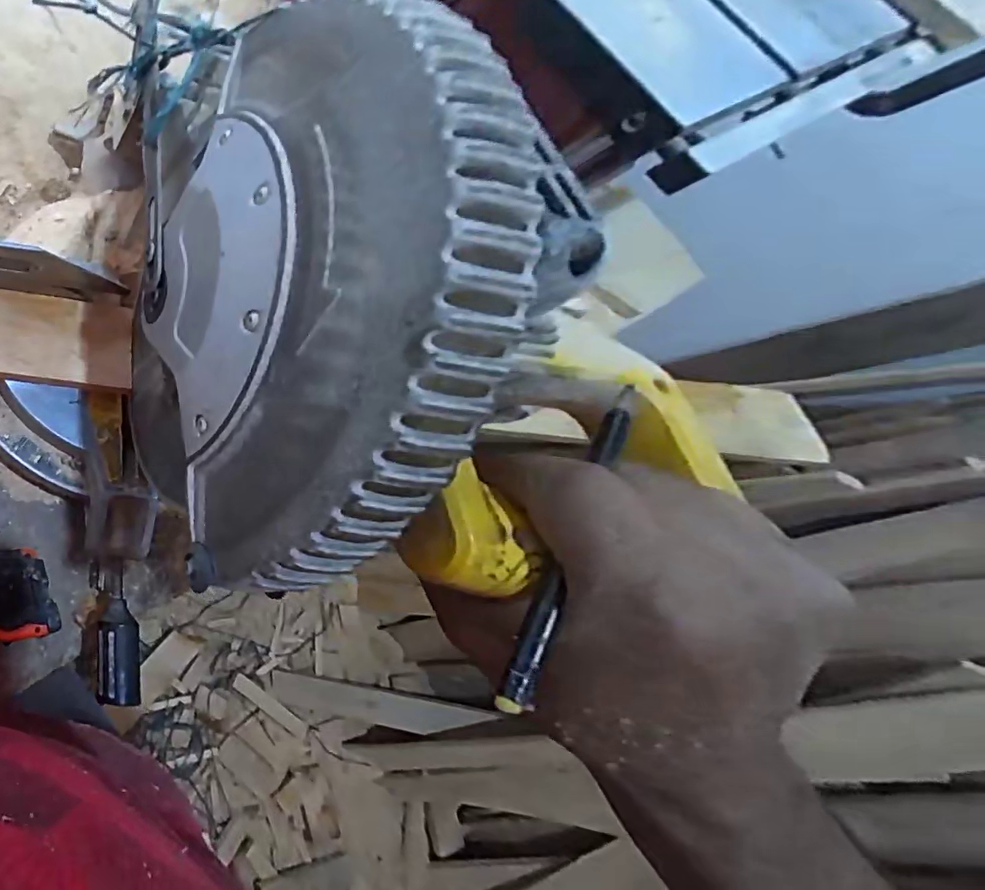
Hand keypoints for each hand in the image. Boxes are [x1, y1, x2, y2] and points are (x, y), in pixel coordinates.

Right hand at [425, 453, 851, 769]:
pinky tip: (649, 543)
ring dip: (614, 491)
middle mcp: (727, 572)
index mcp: (646, 592)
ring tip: (586, 521)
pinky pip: (714, 507)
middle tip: (525, 498)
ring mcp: (785, 571)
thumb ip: (451, 569)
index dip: (517, 466)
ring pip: (667, 483)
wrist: (702, 770)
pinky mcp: (814, 575)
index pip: (571, 482)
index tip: (482, 471)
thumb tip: (422, 505)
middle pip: (618, 475)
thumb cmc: (583, 705)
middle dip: (560, 477)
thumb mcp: (490, 641)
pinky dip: (667, 512)